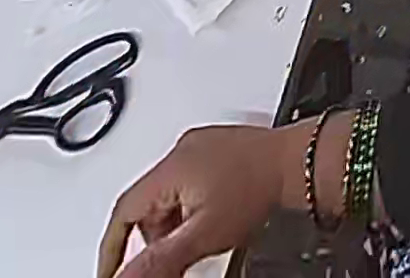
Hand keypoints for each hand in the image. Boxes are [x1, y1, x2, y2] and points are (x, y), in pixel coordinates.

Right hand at [97, 126, 285, 277]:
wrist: (297, 163)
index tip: (111, 274)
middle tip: (174, 259)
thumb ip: (157, 262)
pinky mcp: (218, 147)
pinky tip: (214, 215)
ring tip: (202, 236)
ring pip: (169, 194)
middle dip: (154, 237)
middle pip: (147, 204)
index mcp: (173, 165)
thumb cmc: (258, 187)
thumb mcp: (201, 234)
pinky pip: (189, 181)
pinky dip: (191, 205)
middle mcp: (185, 149)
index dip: (112, 249)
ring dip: (175, 222)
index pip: (124, 211)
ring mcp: (203, 145)